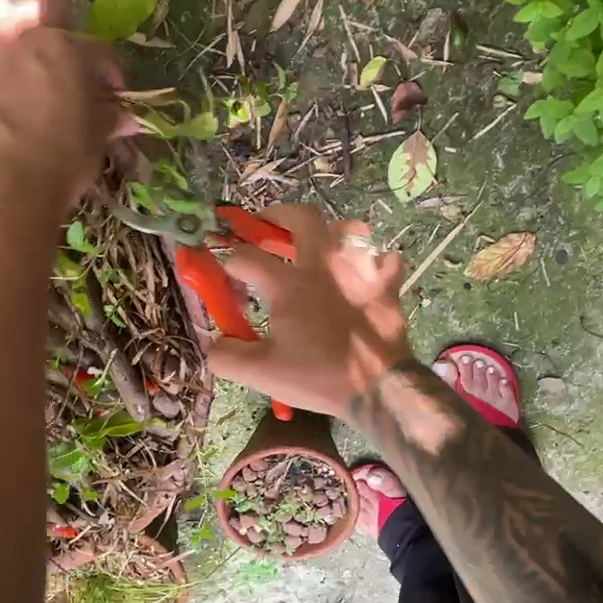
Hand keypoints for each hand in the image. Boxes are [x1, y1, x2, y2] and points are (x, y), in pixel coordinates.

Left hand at [0, 0, 122, 201]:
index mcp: (68, 51)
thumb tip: (127, 117)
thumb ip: (107, 118)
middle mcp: (23, 27)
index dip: (103, 69)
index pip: (96, 48)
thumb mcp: (92, 143)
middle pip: (44, 2)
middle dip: (51, 25)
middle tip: (46, 57)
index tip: (104, 90)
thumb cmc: (55, 169)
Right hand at [206, 205, 412, 416]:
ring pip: (348, 229)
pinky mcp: (388, 285)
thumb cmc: (319, 377)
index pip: (247, 258)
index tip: (227, 272)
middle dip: (279, 215)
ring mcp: (361, 270)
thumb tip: (215, 344)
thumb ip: (228, 356)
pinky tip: (365, 274)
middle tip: (266, 225)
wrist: (378, 388)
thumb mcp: (262, 374)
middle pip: (302, 217)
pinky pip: (385, 259)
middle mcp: (324, 265)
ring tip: (319, 248)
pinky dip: (374, 262)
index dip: (230, 261)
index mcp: (289, 284)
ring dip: (330, 233)